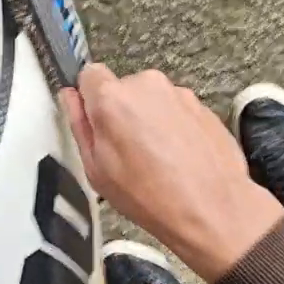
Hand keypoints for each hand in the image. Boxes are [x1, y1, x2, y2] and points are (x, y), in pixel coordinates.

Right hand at [60, 64, 283, 282]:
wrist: (211, 209)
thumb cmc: (153, 196)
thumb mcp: (97, 170)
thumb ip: (80, 127)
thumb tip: (72, 101)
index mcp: (113, 98)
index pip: (89, 74)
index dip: (89, 99)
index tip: (93, 120)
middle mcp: (147, 86)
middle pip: (123, 89)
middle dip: (121, 114)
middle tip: (124, 153)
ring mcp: (179, 94)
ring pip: (152, 101)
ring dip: (150, 122)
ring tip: (154, 162)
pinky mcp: (202, 107)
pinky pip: (177, 112)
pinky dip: (174, 130)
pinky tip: (176, 161)